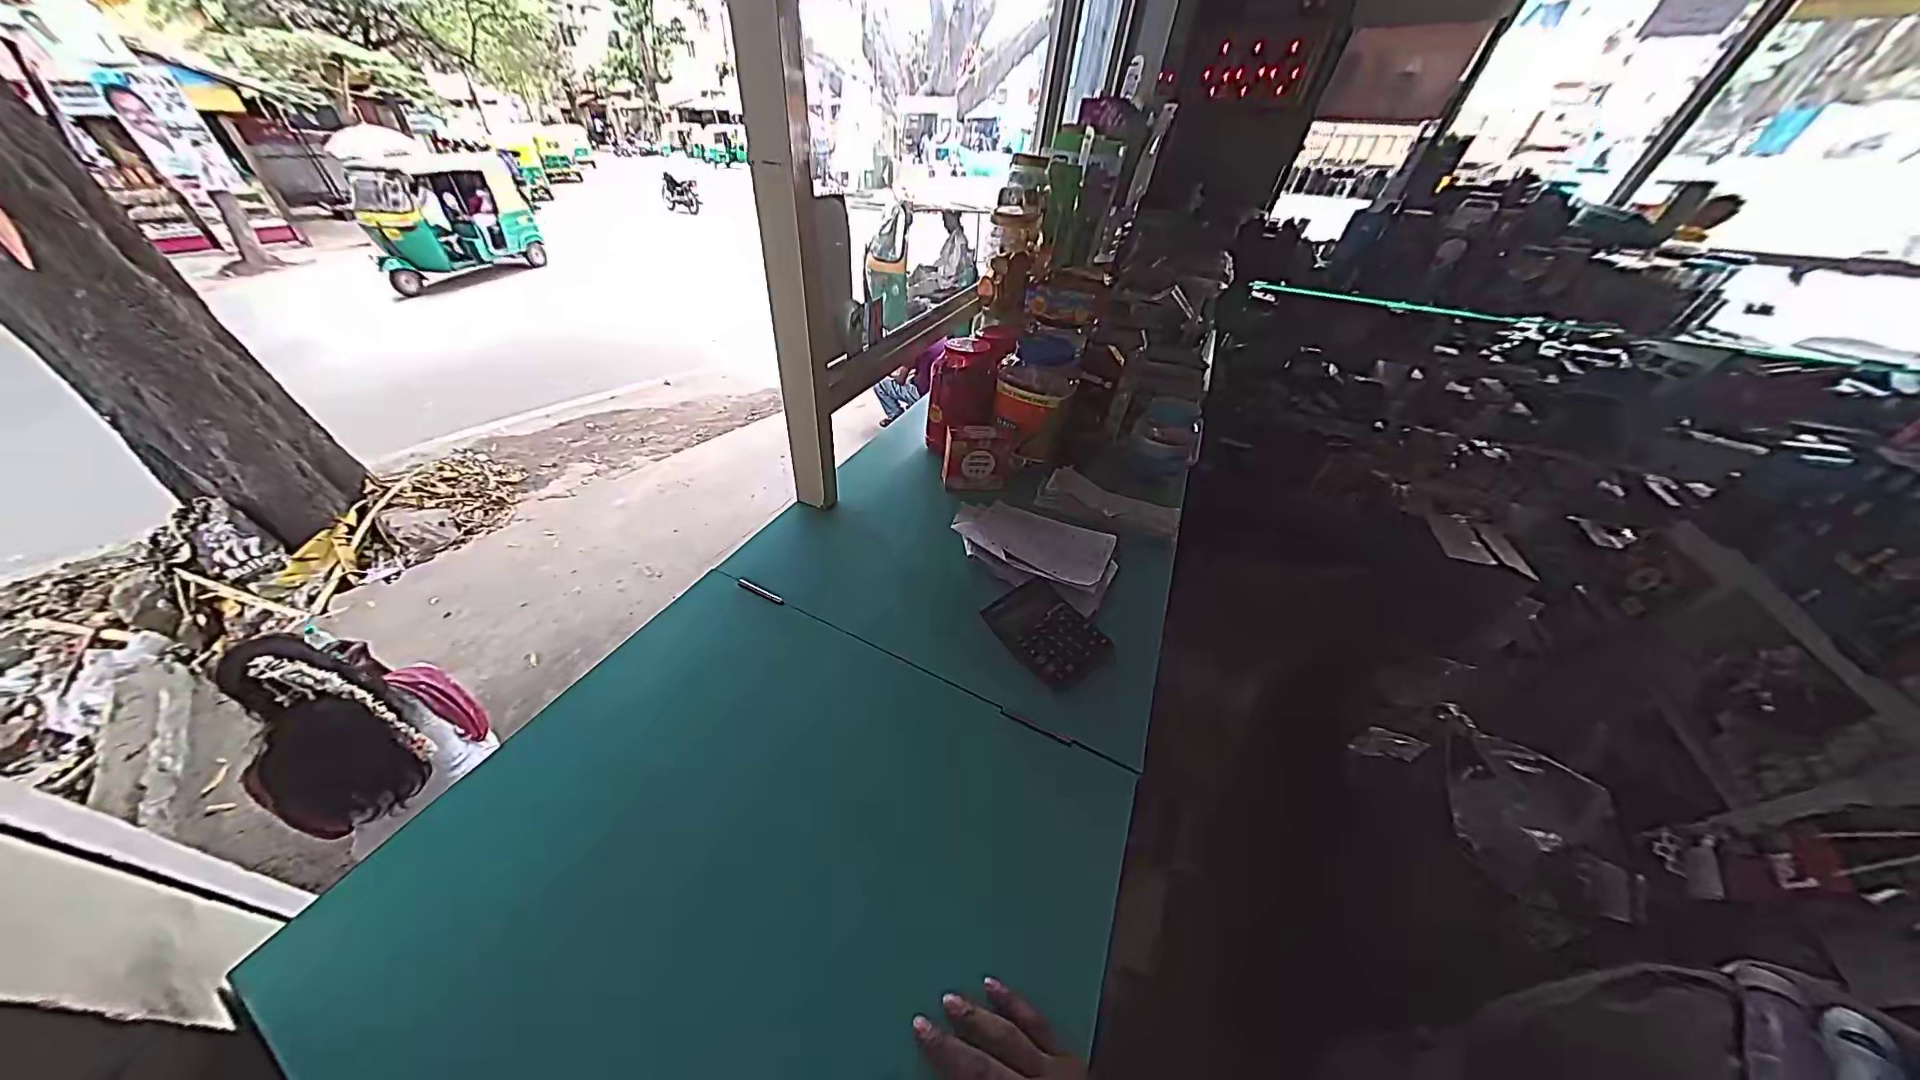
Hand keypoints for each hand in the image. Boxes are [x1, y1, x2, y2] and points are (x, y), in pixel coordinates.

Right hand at [912, 978, 1084, 1079]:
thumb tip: (949, 1076)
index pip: (974, 1075)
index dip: (943, 1054)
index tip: (919, 1030)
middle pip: (987, 1058)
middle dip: (954, 1040)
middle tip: (928, 1016)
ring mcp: (1059, 1069)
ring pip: (1012, 1034)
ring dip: (981, 1016)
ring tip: (954, 996)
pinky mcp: (1073, 1060)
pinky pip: (1040, 1025)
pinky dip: (1016, 1004)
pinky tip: (996, 986)